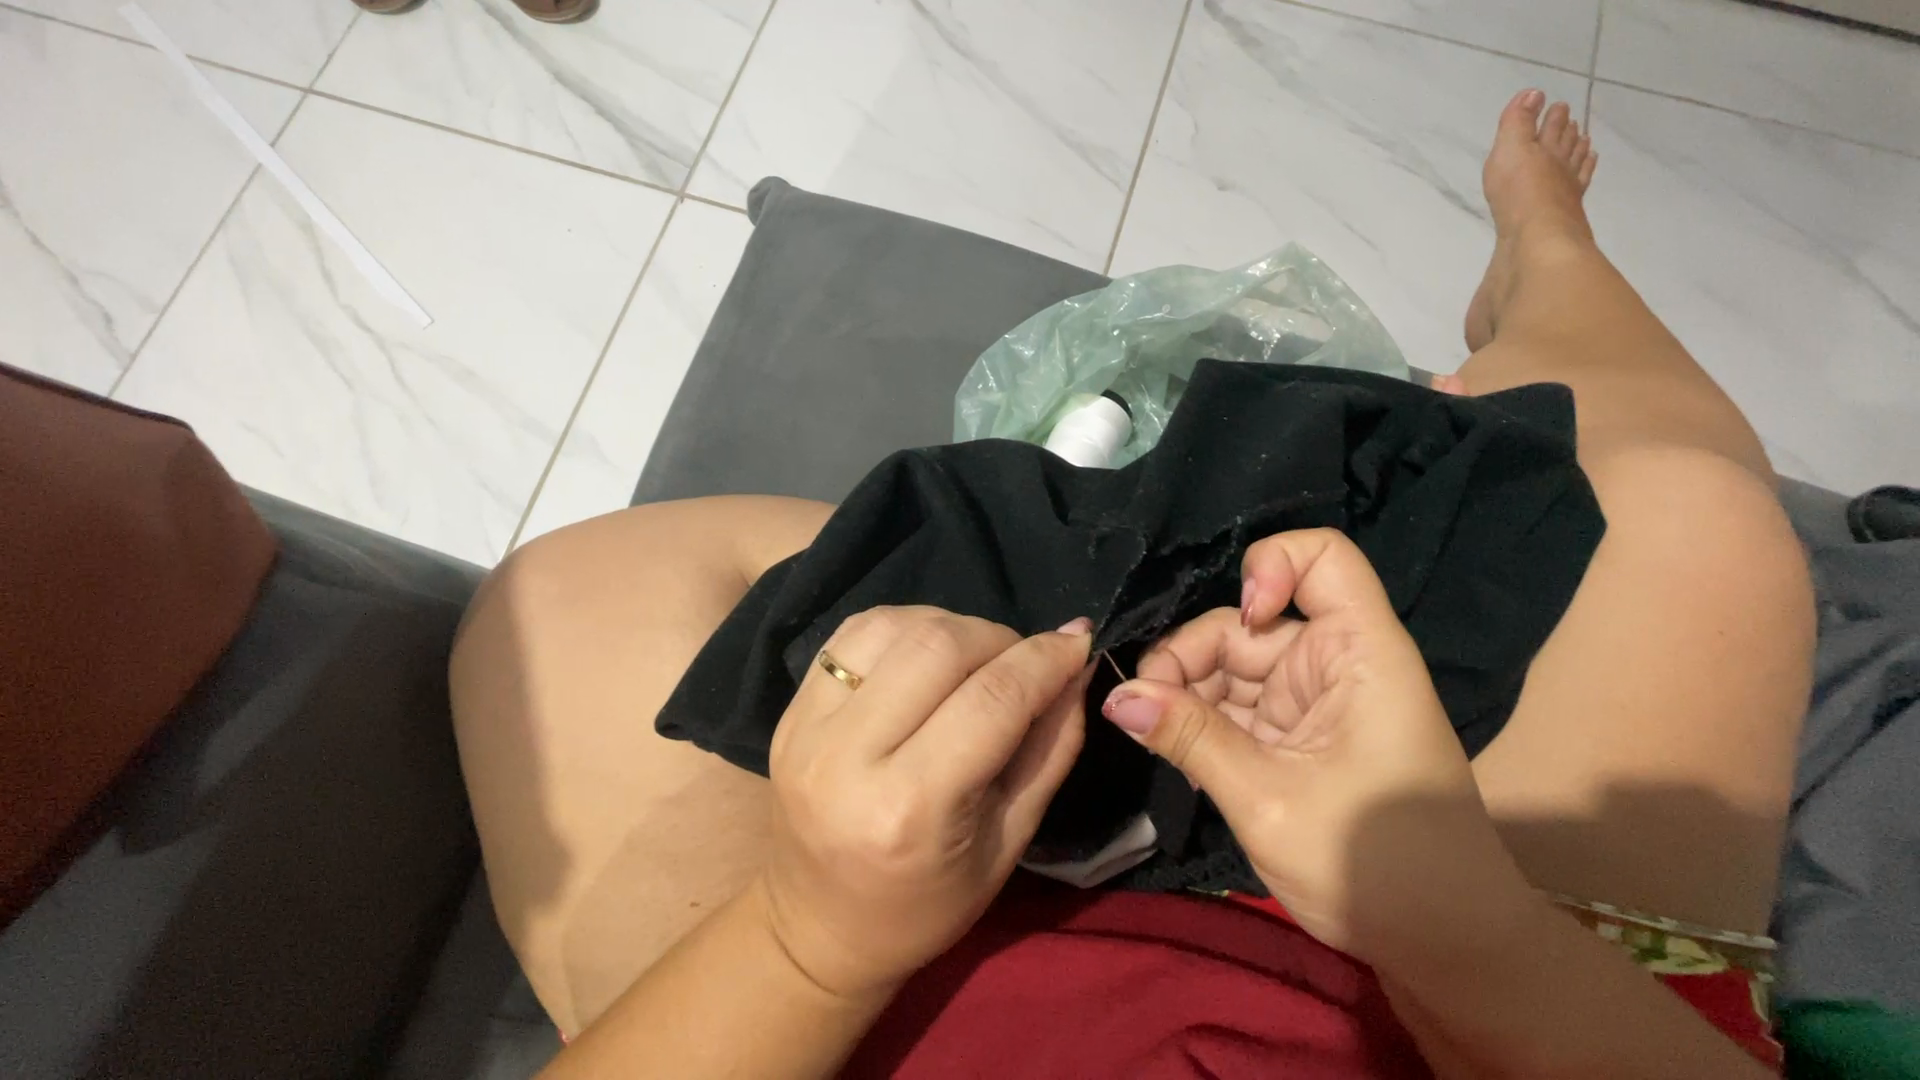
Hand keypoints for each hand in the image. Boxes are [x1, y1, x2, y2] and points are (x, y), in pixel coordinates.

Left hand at [759, 606, 1093, 1000]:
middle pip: (938, 645)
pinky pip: (852, 634)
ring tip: (973, 660)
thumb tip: (1076, 665)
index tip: (1077, 643)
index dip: (1045, 659)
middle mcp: (847, 758)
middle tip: (1022, 663)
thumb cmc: (926, 904)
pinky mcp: (788, 711)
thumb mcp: (1008, 842)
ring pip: (893, 625)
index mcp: (909, 810)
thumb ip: (1050, 748)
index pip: (992, 700)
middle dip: (998, 638)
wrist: (817, 926)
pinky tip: (925, 656)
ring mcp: (805, 728)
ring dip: (950, 628)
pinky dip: (903, 629)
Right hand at [1101, 529, 1531, 967]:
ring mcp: (1310, 702)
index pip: (1321, 558)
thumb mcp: (1269, 799)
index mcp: (1357, 653)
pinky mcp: (1293, 738)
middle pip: (1246, 621)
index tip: (1238, 624)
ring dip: (1184, 694)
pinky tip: (1172, 750)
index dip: (1270, 567)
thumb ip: (1190, 739)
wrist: (1444, 948)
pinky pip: (1233, 707)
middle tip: (1143, 708)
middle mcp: (1332, 663)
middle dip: (1190, 655)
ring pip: (1229, 666)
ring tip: (1153, 737)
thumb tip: (1114, 696)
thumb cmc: (1377, 864)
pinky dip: (1198, 723)